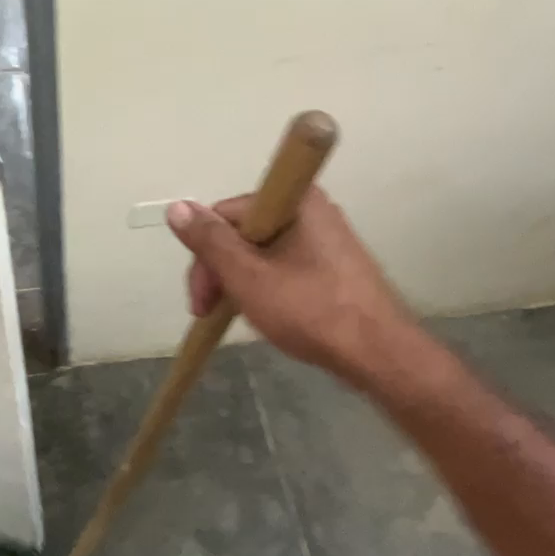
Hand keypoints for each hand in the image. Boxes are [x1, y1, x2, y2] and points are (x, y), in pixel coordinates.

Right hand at [167, 188, 422, 384]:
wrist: (378, 354)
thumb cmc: (311, 311)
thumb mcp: (248, 277)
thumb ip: (209, 242)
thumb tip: (176, 207)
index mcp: (293, 201)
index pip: (224, 215)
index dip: (204, 256)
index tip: (200, 300)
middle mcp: (311, 209)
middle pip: (241, 232)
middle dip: (220, 271)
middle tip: (210, 314)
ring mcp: (324, 237)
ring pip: (260, 251)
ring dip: (240, 282)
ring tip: (241, 318)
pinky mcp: (333, 264)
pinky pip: (283, 264)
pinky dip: (265, 286)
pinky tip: (266, 313)